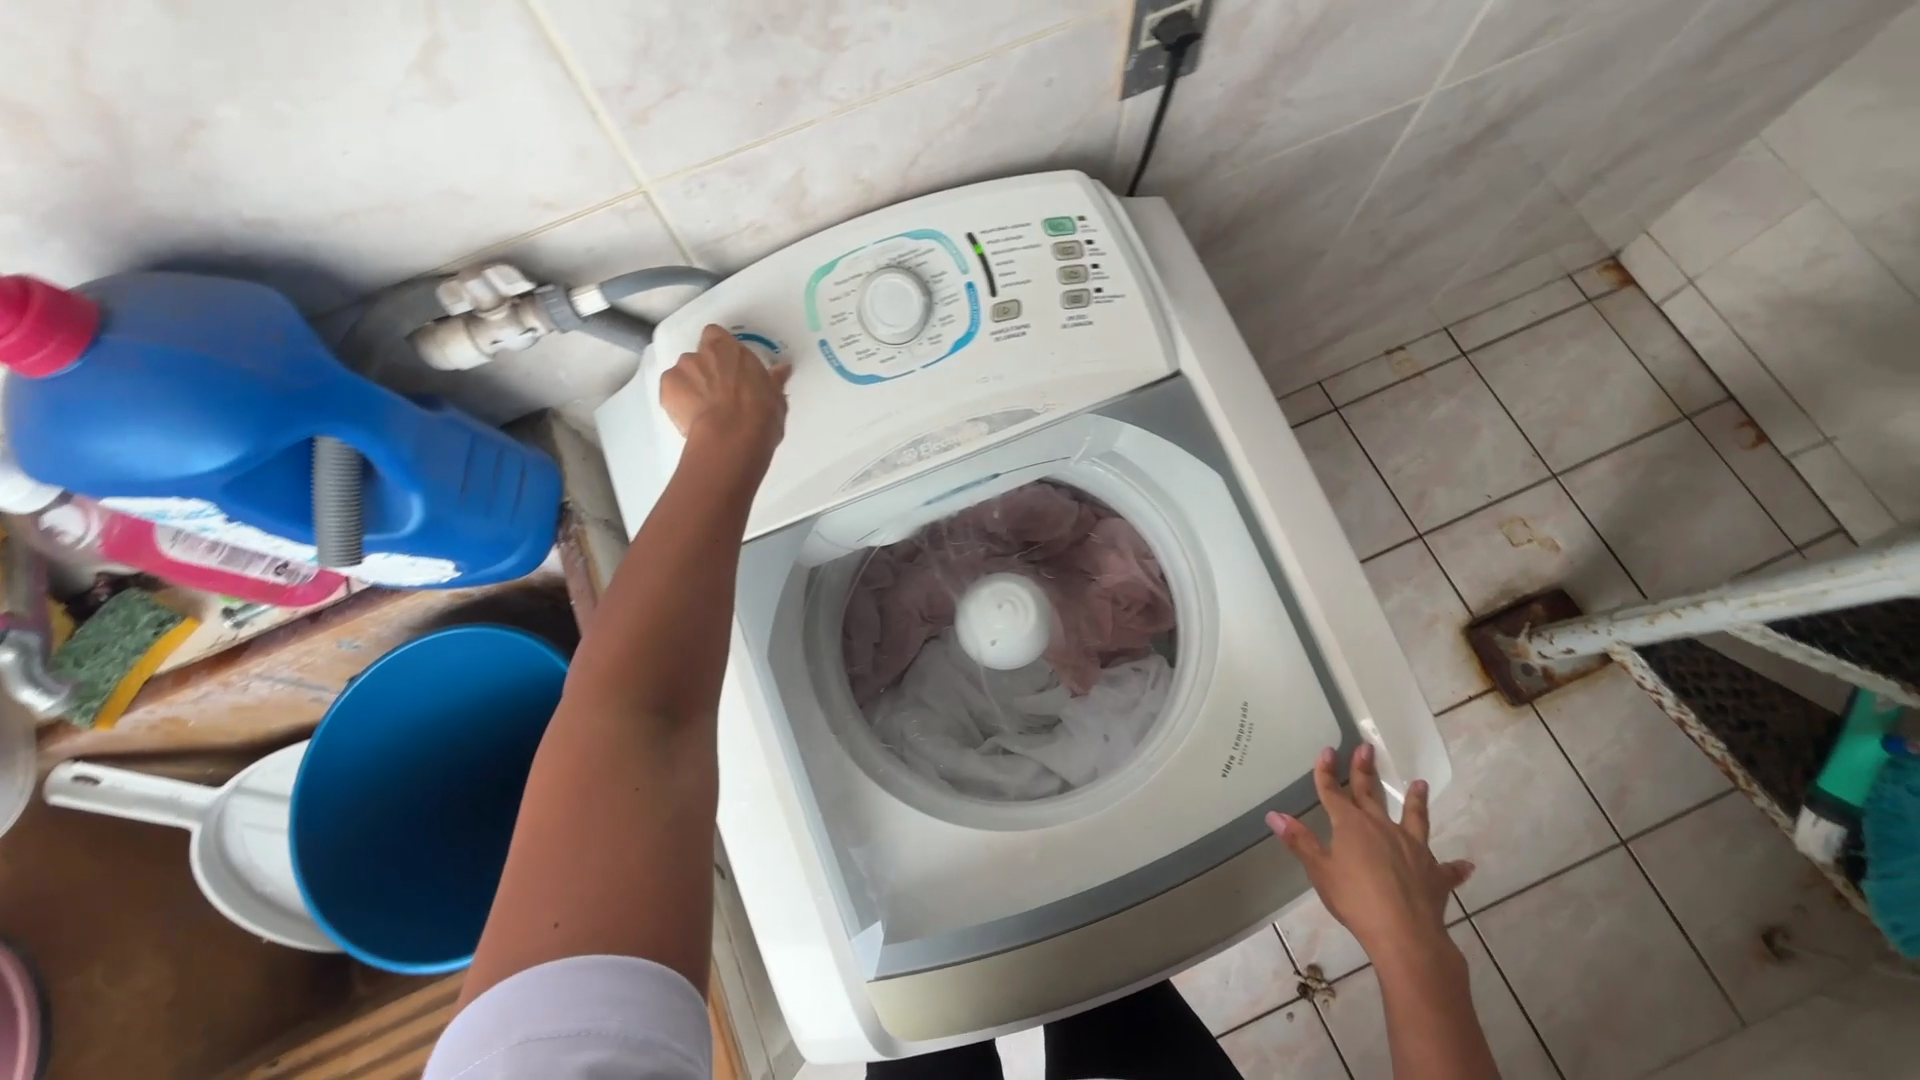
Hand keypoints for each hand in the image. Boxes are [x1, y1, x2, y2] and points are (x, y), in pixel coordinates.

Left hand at [659, 324, 791, 458]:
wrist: (732, 436)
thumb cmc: (760, 414)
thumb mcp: (776, 396)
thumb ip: (774, 380)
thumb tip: (783, 370)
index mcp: (729, 348)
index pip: (716, 335)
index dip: (719, 350)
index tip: (728, 366)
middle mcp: (702, 353)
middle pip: (698, 356)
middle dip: (706, 371)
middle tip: (720, 394)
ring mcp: (681, 370)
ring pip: (683, 374)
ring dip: (691, 387)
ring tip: (705, 411)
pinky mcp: (666, 390)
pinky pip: (671, 392)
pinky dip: (678, 402)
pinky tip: (692, 418)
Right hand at [1267, 744, 1472, 955]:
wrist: (1404, 933)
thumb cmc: (1355, 899)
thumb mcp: (1320, 871)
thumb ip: (1299, 841)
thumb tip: (1274, 814)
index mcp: (1351, 826)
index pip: (1333, 793)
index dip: (1326, 772)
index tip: (1327, 750)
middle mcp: (1382, 828)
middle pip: (1371, 794)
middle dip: (1365, 771)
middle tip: (1367, 748)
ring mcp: (1412, 848)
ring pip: (1414, 818)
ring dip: (1416, 801)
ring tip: (1420, 784)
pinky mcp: (1434, 872)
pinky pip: (1446, 868)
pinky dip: (1454, 867)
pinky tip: (1465, 865)